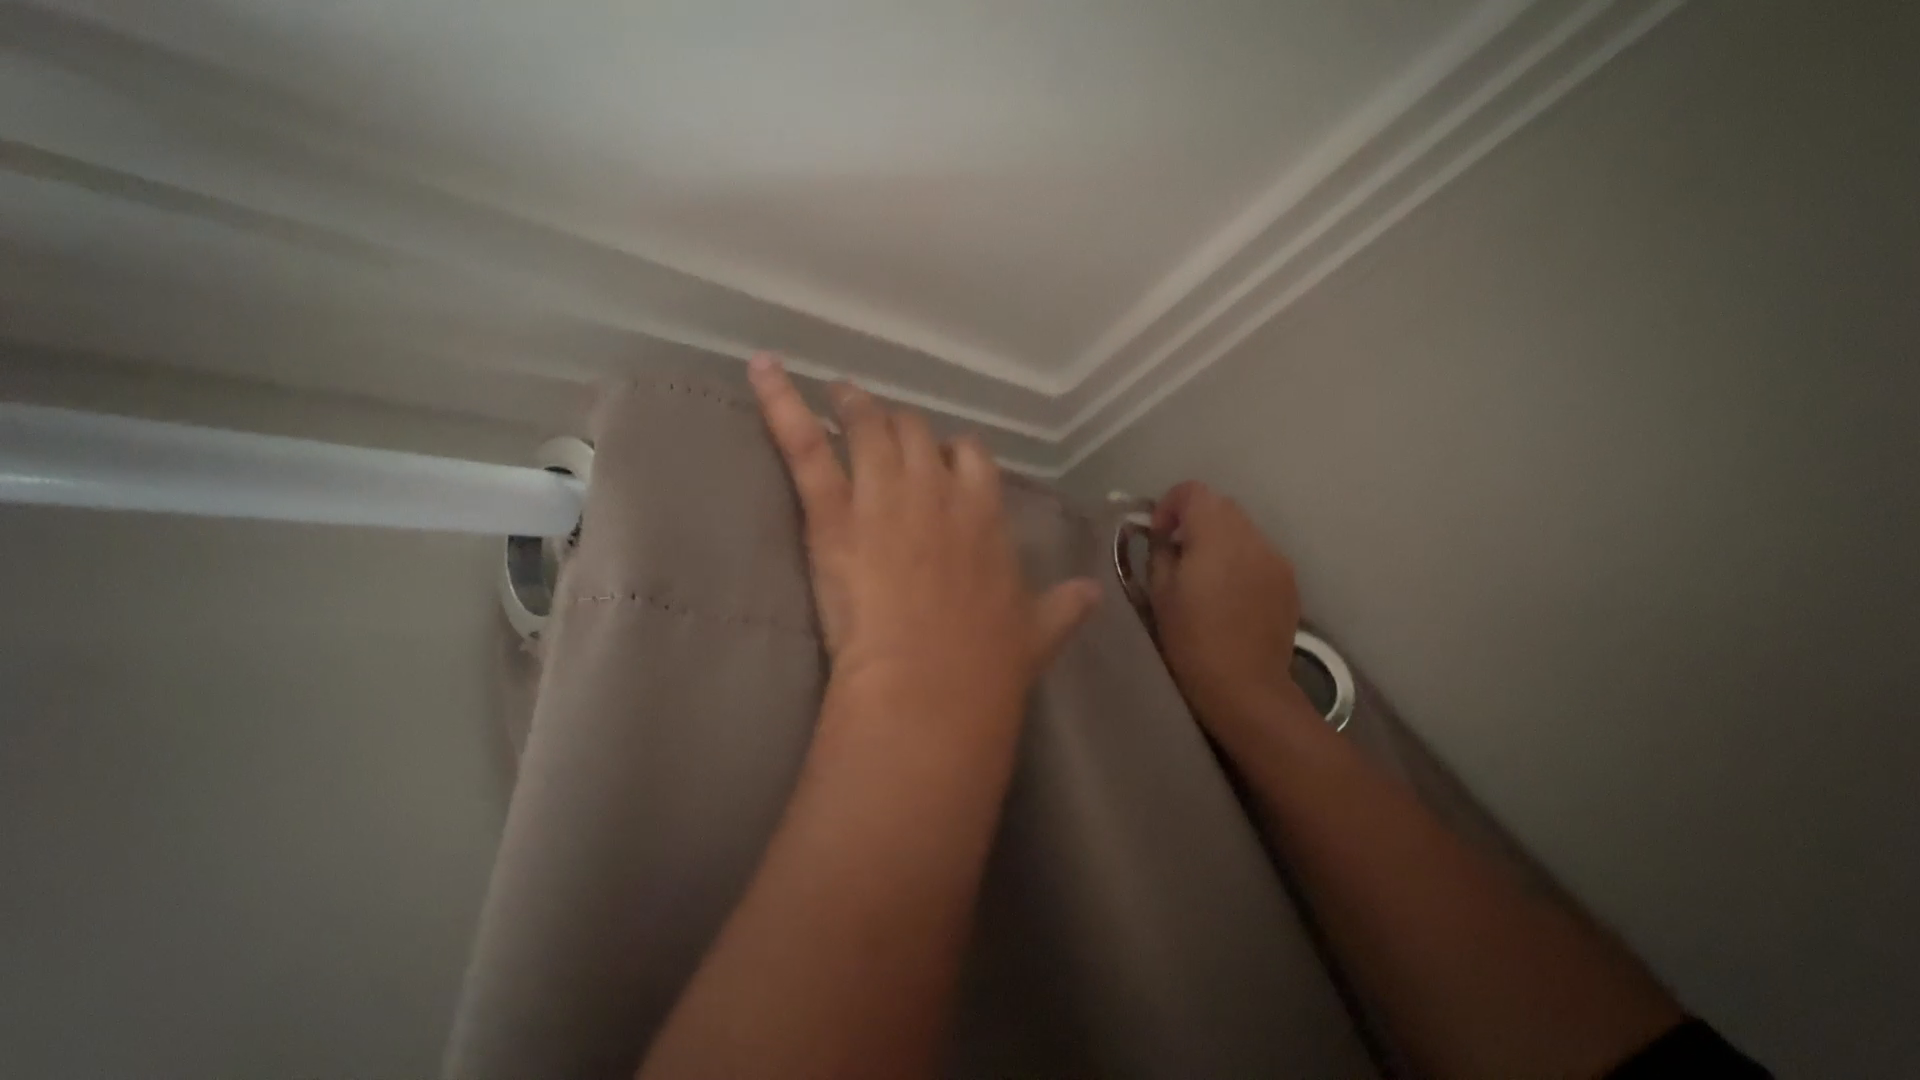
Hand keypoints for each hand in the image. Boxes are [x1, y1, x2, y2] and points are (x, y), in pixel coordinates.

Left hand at [748, 354, 1100, 732]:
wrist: (932, 684)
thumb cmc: (986, 664)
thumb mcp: (1038, 632)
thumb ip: (1065, 606)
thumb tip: (1094, 592)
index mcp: (985, 514)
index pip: (971, 459)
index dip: (953, 455)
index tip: (941, 460)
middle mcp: (937, 490)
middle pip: (917, 433)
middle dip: (902, 426)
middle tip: (883, 426)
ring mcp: (883, 494)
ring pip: (868, 426)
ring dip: (856, 406)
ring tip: (841, 393)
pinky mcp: (834, 511)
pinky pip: (804, 445)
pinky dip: (780, 403)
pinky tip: (762, 369)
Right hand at [1148, 481, 1315, 740]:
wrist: (1244, 685)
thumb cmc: (1191, 639)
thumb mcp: (1160, 593)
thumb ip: (1161, 553)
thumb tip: (1165, 538)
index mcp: (1215, 534)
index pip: (1193, 491)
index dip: (1169, 505)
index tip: (1158, 535)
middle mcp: (1251, 536)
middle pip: (1220, 506)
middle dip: (1196, 520)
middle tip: (1178, 555)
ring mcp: (1275, 558)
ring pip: (1242, 530)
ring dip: (1220, 540)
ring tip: (1205, 577)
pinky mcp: (1288, 581)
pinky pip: (1259, 554)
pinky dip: (1241, 561)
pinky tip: (1230, 595)